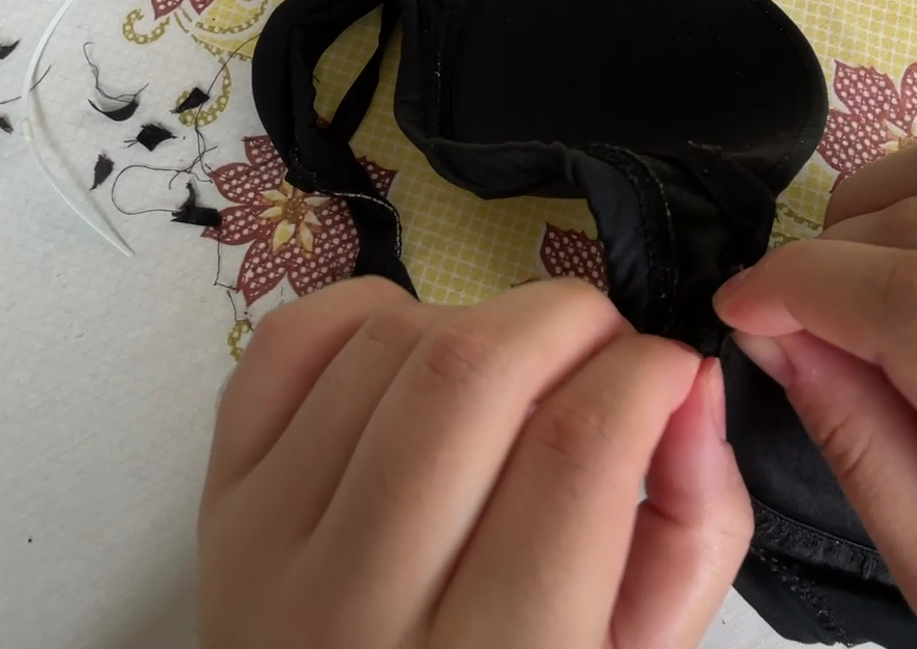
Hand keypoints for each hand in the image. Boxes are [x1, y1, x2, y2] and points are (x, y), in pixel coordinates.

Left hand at [198, 277, 751, 647]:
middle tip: (602, 339)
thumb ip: (695, 525)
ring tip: (513, 367)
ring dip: (480, 320)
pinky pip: (291, 342)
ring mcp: (267, 542)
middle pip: (472, 375)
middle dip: (567, 316)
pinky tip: (417, 345)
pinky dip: (371, 308)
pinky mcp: (221, 494)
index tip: (669, 364)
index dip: (646, 372)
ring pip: (392, 344)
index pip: (576, 453)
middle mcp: (359, 608)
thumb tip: (690, 377)